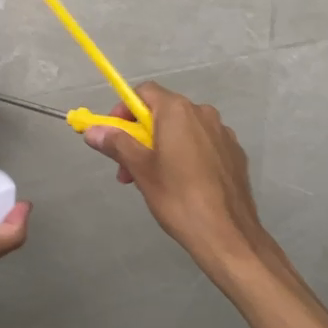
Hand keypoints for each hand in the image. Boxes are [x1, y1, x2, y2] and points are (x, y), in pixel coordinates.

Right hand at [82, 82, 267, 269]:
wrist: (228, 235)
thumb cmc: (178, 198)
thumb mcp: (141, 169)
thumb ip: (117, 143)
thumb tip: (92, 130)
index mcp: (178, 110)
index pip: (145, 92)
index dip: (125, 110)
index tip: (114, 136)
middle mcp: (203, 112)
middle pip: (164, 112)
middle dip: (141, 136)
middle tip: (128, 169)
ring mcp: (223, 133)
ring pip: (184, 130)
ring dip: (163, 147)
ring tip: (154, 182)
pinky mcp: (235, 153)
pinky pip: (204, 145)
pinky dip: (188, 155)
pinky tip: (184, 185)